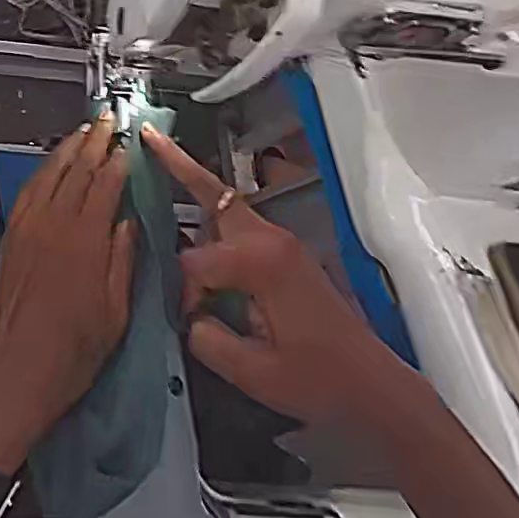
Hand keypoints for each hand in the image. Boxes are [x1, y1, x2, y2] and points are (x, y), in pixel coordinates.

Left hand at [0, 116, 136, 473]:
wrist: (14, 371)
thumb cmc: (72, 350)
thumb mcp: (116, 311)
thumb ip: (124, 259)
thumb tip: (129, 221)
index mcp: (85, 240)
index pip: (106, 184)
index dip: (120, 161)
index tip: (131, 146)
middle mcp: (55, 224)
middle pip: (78, 168)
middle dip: (96, 140)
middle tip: (109, 119)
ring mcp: (30, 226)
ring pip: (52, 171)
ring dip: (70, 146)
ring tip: (85, 128)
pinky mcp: (12, 234)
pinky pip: (30, 189)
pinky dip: (45, 168)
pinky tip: (53, 161)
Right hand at [142, 124, 402, 425]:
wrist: (369, 382)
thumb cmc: (317, 378)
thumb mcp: (255, 372)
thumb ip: (207, 339)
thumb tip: (187, 316)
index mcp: (260, 262)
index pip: (196, 262)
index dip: (182, 292)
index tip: (186, 320)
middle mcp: (269, 239)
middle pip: (214, 192)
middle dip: (178, 163)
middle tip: (149, 135)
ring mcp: (278, 240)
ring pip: (224, 206)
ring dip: (192, 188)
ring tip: (161, 162)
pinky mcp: (282, 251)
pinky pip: (237, 225)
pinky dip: (210, 217)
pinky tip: (192, 223)